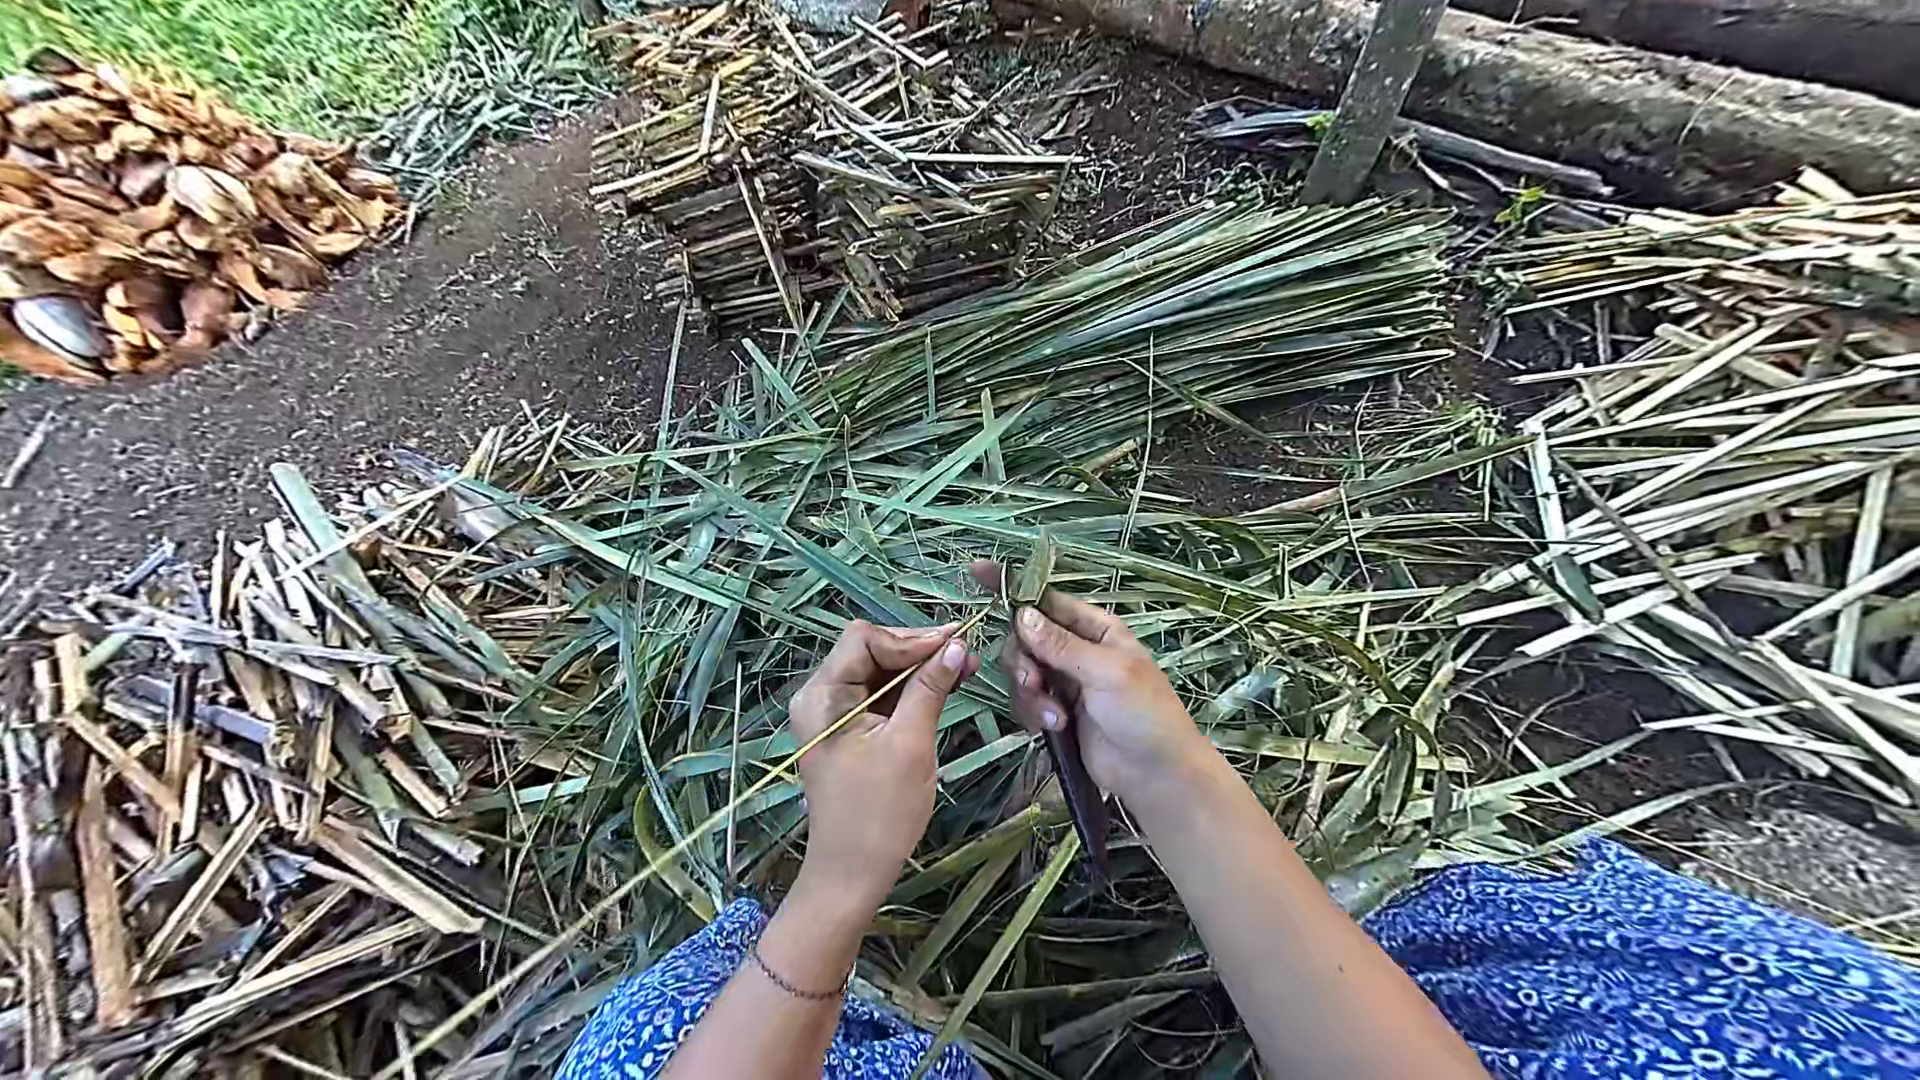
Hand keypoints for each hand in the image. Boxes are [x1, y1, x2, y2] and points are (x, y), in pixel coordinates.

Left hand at [786, 621, 980, 904]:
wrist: (853, 874)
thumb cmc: (880, 813)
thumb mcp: (911, 744)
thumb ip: (930, 689)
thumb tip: (957, 646)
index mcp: (823, 696)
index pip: (864, 640)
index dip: (910, 638)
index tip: (954, 644)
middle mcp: (820, 695)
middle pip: (871, 649)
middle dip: (918, 649)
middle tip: (964, 653)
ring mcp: (833, 711)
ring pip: (879, 669)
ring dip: (920, 667)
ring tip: (964, 665)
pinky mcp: (848, 726)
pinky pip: (880, 693)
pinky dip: (911, 687)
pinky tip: (945, 683)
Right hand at [969, 561, 1211, 806]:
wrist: (1156, 774)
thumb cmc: (1145, 713)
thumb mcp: (1107, 672)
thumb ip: (1061, 645)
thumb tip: (1022, 614)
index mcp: (1093, 628)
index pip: (1045, 598)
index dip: (1012, 586)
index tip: (978, 571)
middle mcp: (1074, 648)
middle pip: (1023, 638)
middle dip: (1023, 661)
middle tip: (1036, 682)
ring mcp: (1063, 680)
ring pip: (1021, 671)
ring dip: (1030, 694)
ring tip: (1055, 716)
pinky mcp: (1054, 709)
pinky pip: (1024, 700)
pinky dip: (1033, 713)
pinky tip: (1054, 727)